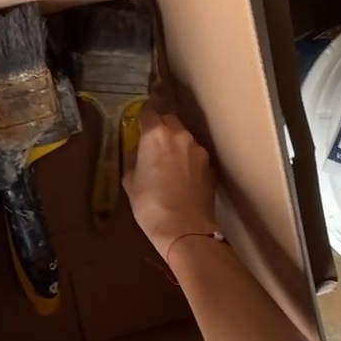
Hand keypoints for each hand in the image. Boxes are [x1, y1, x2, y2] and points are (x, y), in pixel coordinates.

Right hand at [124, 107, 219, 255]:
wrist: (184, 227)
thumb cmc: (150, 204)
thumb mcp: (130, 181)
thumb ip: (134, 159)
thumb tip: (137, 153)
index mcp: (156, 135)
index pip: (148, 112)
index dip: (143, 118)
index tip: (139, 124)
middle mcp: (180, 135)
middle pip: (169, 121)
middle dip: (161, 128)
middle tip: (153, 144)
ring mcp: (199, 150)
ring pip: (185, 138)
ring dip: (176, 145)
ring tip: (168, 164)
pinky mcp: (210, 166)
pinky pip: (195, 156)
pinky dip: (188, 160)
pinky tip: (182, 177)